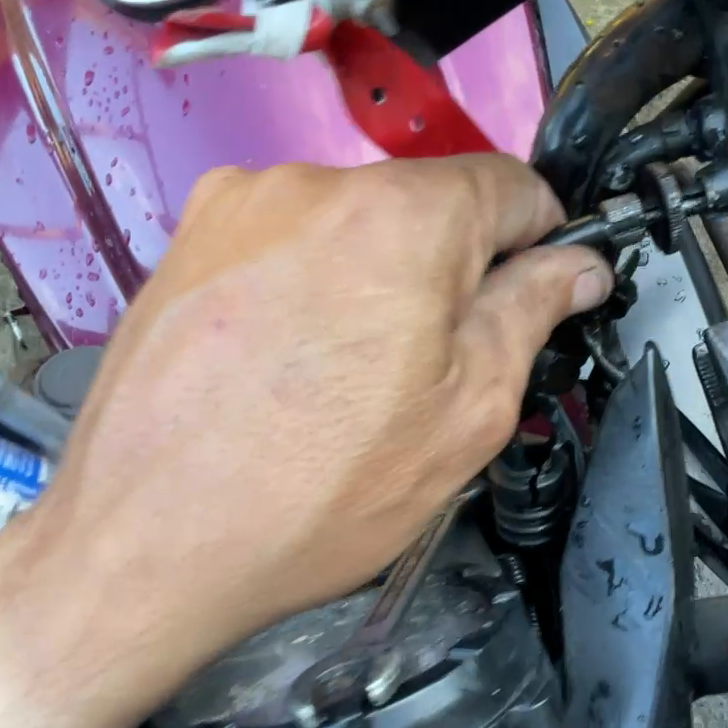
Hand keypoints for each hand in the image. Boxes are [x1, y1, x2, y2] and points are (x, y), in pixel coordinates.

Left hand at [0, 156, 608, 718]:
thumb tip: (579, 265)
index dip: (540, 244)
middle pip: (427, 208)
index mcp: (403, 218)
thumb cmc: (327, 493)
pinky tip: (292, 370)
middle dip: (453, 277)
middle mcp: (314, 183)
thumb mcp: (467, 415)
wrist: (148, 543)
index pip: (511, 187)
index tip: (534, 300)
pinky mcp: (187, 244)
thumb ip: (531, 316)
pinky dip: (313, 292)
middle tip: (434, 373)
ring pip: (355, 229)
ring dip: (380, 286)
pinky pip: (287, 248)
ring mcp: (237, 207)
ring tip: (351, 382)